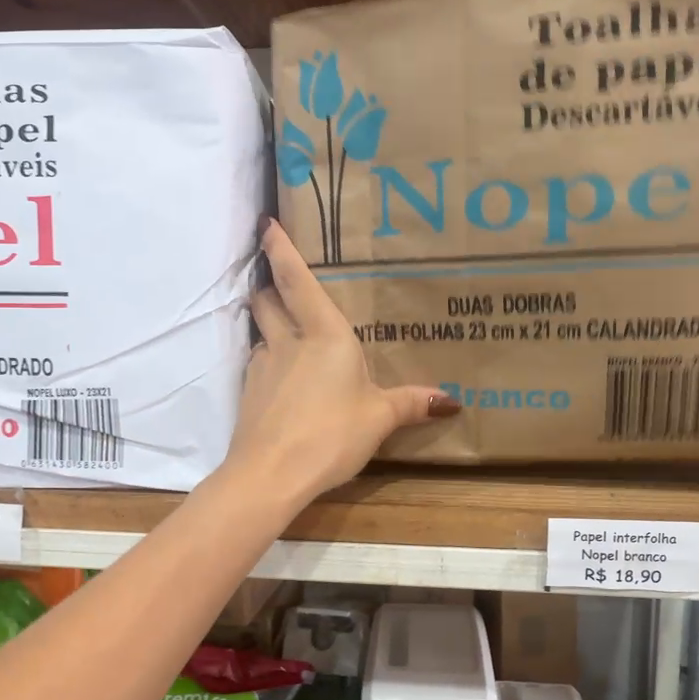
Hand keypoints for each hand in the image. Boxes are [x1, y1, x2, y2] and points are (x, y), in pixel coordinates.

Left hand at [222, 219, 457, 503]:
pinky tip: (284, 383)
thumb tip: (449, 400)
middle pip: (267, 301)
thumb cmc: (331, 435)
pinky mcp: (249, 395)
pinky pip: (259, 366)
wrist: (270, 474)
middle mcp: (288, 342)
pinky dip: (270, 364)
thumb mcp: (379, 418)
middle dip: (270, 286)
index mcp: (324, 334)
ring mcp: (262, 368)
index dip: (281, 250)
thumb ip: (409, 404)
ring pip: (261, 334)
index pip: (296, 280)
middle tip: (279, 282)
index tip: (267, 225)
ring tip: (287, 334)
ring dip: (269, 326)